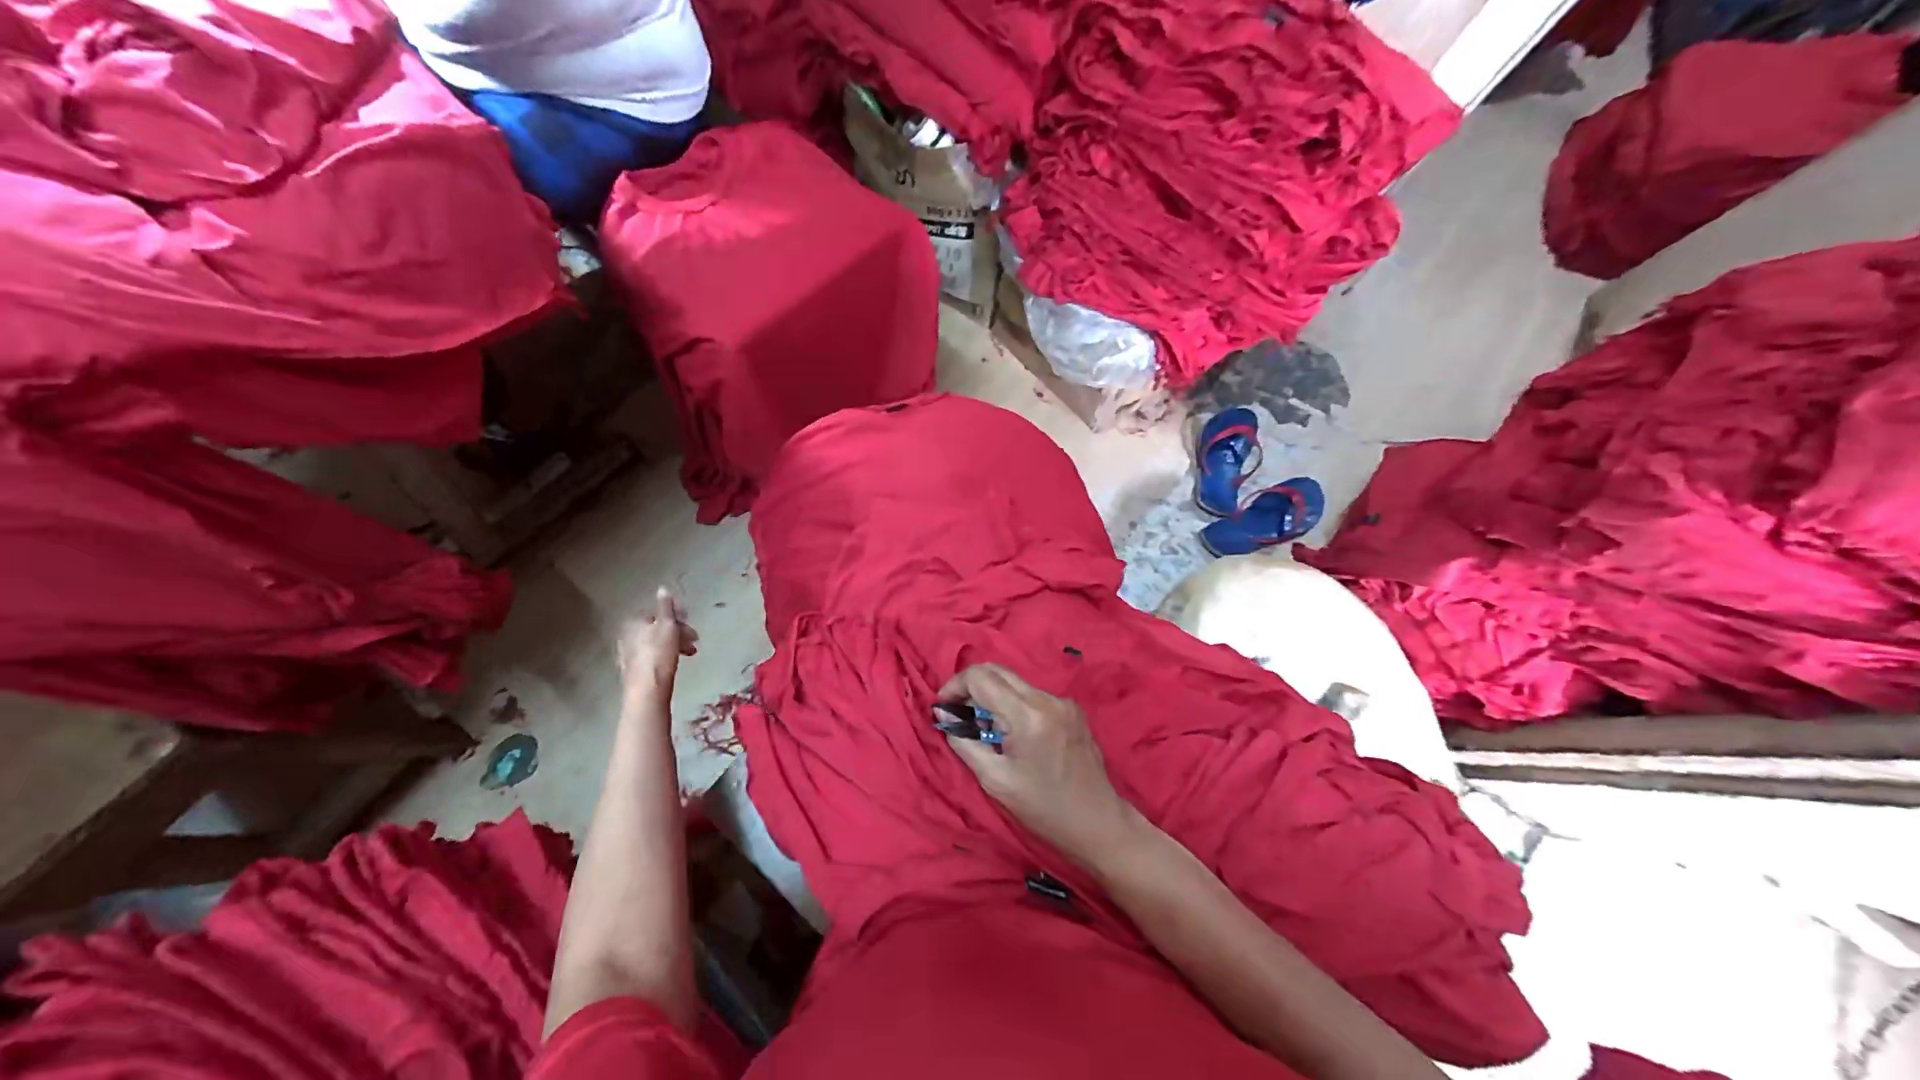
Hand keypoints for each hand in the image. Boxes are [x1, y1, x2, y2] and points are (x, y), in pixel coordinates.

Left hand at [617, 587, 698, 701]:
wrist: (647, 690)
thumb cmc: (659, 653)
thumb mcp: (667, 625)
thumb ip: (666, 607)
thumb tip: (662, 588)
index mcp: (634, 622)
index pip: (659, 613)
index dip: (677, 617)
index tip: (691, 625)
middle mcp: (627, 635)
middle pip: (657, 628)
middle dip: (677, 632)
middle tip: (694, 641)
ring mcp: (628, 653)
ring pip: (655, 643)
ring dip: (674, 645)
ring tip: (689, 654)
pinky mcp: (632, 670)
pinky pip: (652, 656)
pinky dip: (664, 656)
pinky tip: (674, 663)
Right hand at [938, 663, 1140, 865]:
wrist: (1097, 823)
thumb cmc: (1043, 809)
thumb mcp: (995, 780)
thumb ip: (965, 743)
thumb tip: (945, 715)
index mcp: (1027, 715)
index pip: (980, 677)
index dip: (955, 686)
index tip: (943, 708)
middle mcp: (1047, 699)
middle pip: (997, 671)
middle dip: (971, 687)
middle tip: (959, 716)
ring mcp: (1063, 702)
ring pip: (1015, 682)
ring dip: (993, 697)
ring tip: (986, 731)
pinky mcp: (1072, 709)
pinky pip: (1032, 695)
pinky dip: (1014, 705)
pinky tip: (1013, 735)